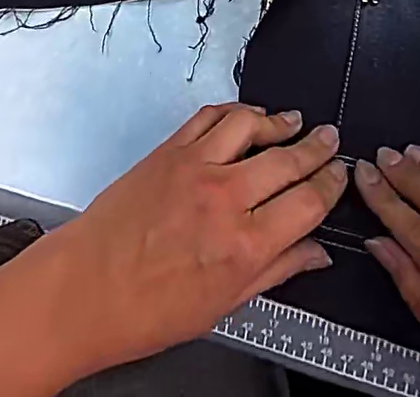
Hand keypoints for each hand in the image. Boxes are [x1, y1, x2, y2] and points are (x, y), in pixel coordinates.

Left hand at [6, 104, 346, 382]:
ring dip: (280, 120)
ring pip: (253, 125)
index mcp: (243, 246)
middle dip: (318, 146)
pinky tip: (247, 115)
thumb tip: (315, 253)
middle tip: (330, 138)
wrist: (80, 292)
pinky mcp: (170, 150)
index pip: (309, 201)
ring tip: (294, 120)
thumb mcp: (223, 306)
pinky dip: (236, 110)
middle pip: (289, 158)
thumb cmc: (143, 310)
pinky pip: (211, 116)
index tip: (339, 173)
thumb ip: (278, 270)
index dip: (332, 182)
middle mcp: (224, 199)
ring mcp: (196, 167)